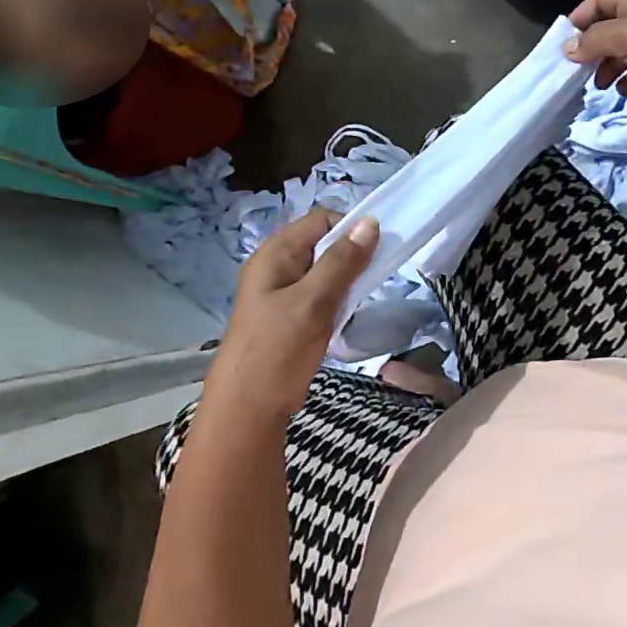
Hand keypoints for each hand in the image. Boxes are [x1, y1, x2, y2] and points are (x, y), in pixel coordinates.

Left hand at [205, 210, 380, 419]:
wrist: (249, 406)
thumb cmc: (278, 348)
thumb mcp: (313, 301)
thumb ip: (342, 262)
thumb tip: (370, 223)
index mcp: (275, 253)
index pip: (320, 220)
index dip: (350, 228)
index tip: (378, 249)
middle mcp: (278, 267)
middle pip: (323, 244)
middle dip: (351, 255)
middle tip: (375, 276)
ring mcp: (284, 293)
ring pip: (325, 272)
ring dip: (347, 280)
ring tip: (362, 297)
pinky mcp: (292, 317)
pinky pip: (321, 296)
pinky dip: (338, 300)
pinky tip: (349, 314)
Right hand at [565, 0, 626, 121]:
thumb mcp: (625, 35)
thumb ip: (593, 40)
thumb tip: (569, 48)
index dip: (580, 17)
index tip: (564, 42)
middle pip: (611, 25)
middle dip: (593, 46)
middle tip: (579, 67)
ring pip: (623, 50)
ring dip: (607, 67)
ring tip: (601, 84)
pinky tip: (624, 89)